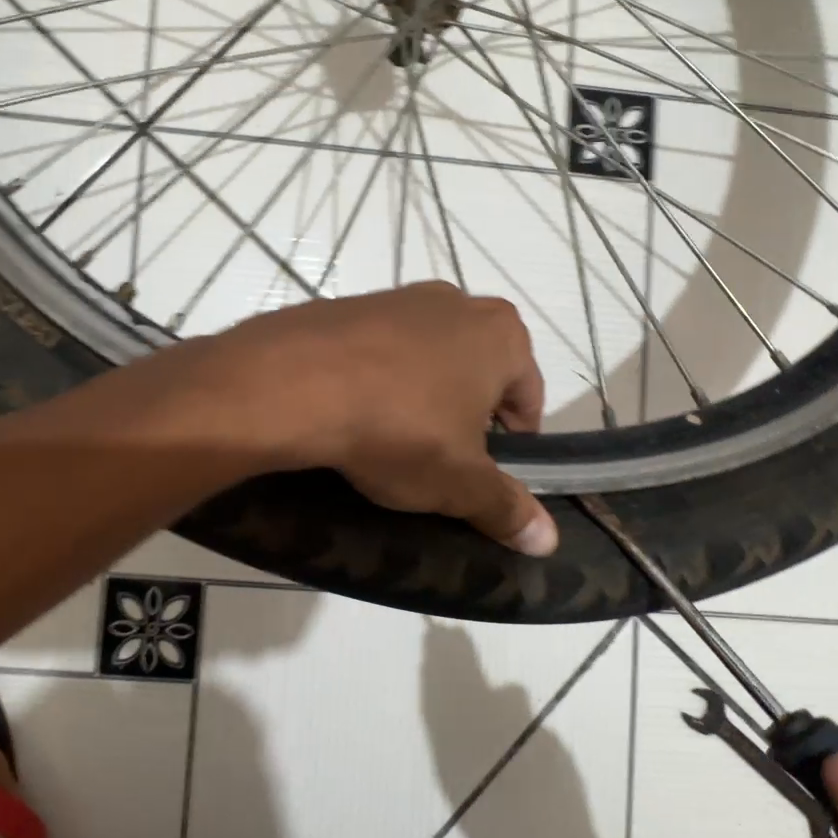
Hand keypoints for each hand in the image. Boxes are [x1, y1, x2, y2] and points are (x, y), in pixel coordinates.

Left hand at [198, 282, 556, 556]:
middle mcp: (455, 302)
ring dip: (416, 395)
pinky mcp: (344, 305)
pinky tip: (349, 412)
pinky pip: (374, 352)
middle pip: (475, 373)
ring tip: (387, 439)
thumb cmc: (396, 428)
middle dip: (462, 416)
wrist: (291, 383)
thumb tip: (547, 540)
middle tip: (435, 460)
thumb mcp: (457, 482)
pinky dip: (371, 380)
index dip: (512, 444)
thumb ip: (505, 507)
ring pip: (424, 359)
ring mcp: (396, 297)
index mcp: (501, 334)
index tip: (482, 475)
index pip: (527, 398)